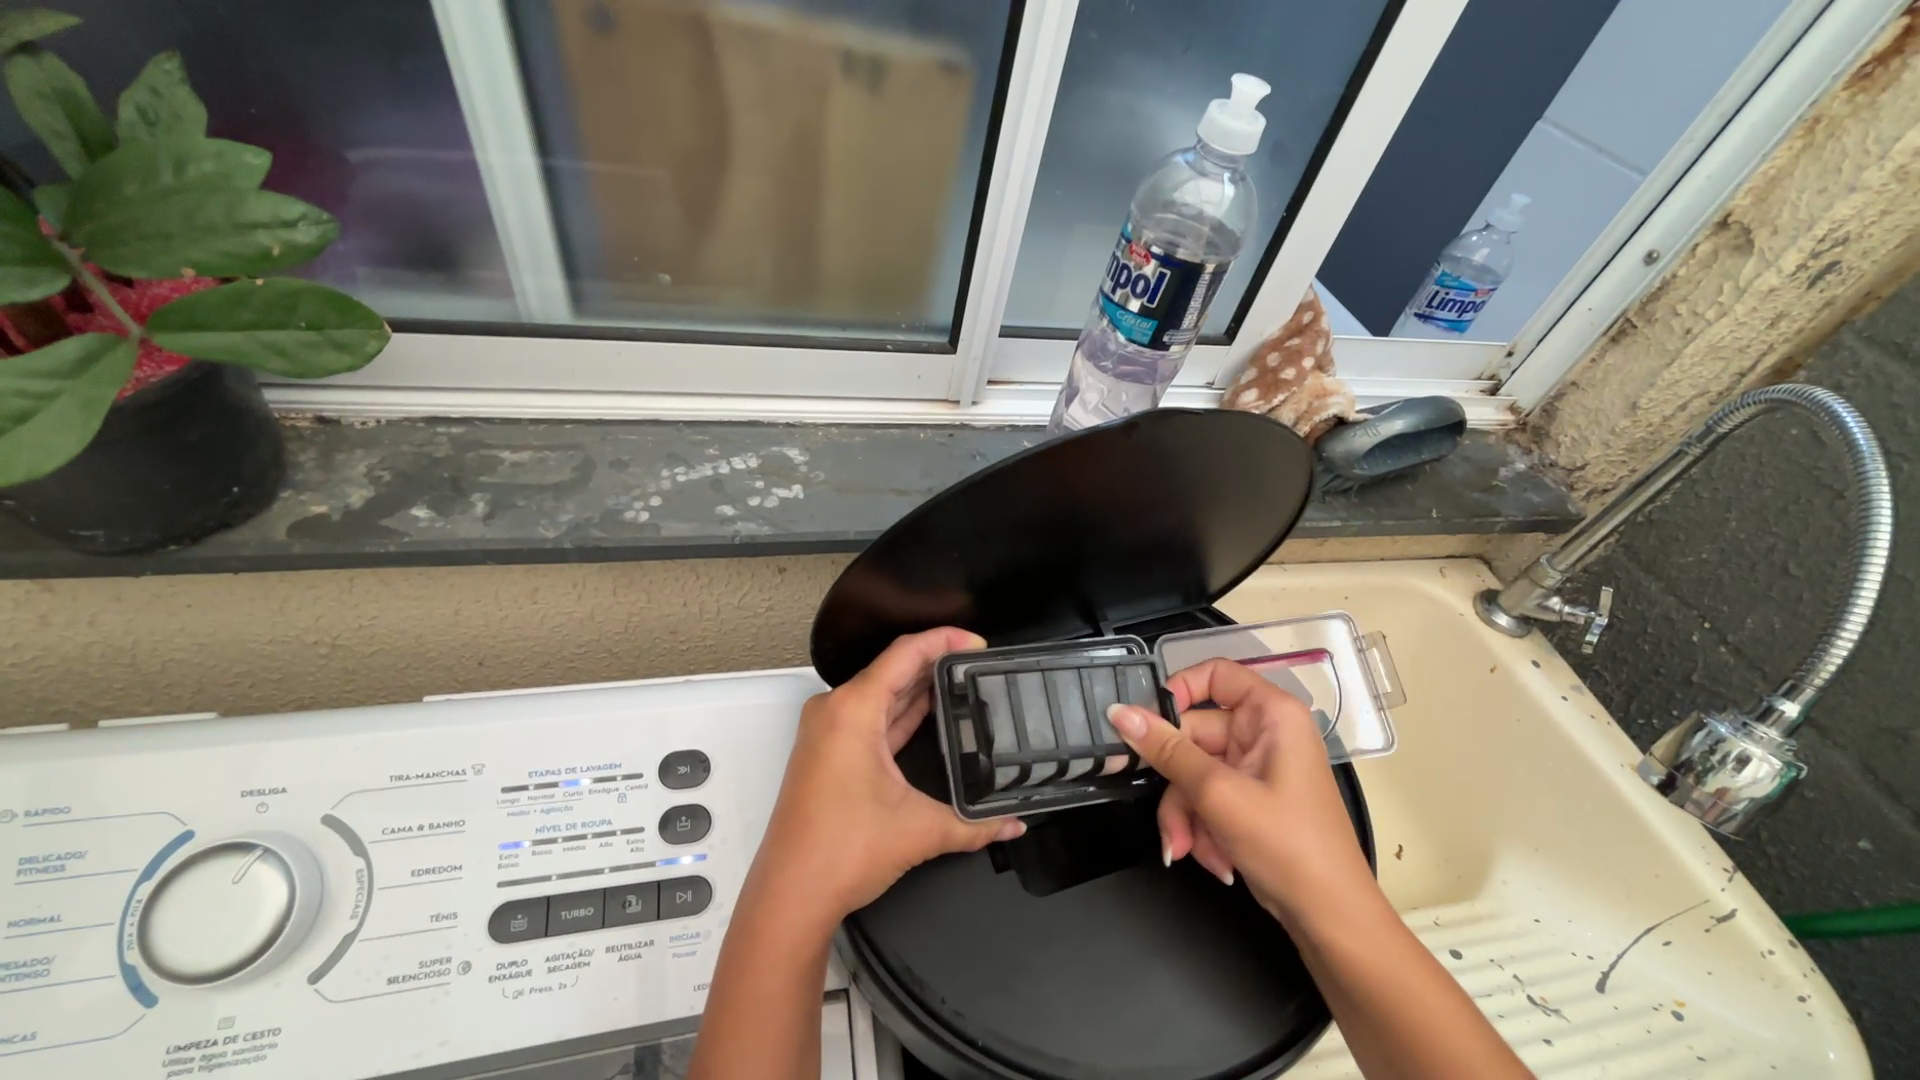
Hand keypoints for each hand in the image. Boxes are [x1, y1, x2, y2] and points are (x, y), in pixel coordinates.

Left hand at [751, 627, 1026, 929]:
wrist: (791, 895)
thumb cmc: (834, 854)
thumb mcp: (919, 830)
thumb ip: (974, 823)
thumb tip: (1010, 823)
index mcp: (852, 711)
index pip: (904, 654)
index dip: (943, 640)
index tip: (975, 640)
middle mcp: (834, 712)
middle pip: (892, 669)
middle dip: (936, 661)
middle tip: (976, 660)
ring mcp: (828, 733)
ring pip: (881, 693)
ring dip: (918, 686)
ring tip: (959, 681)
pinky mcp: (828, 753)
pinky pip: (870, 717)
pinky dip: (900, 712)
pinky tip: (928, 713)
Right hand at [1107, 658, 1373, 925]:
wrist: (1330, 917)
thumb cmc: (1287, 844)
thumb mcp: (1218, 793)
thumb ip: (1166, 750)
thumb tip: (1119, 712)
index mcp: (1271, 715)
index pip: (1214, 675)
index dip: (1178, 691)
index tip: (1147, 724)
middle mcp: (1264, 734)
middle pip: (1193, 736)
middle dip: (1177, 785)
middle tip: (1161, 815)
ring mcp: (1255, 769)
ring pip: (1192, 773)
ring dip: (1185, 815)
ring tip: (1188, 850)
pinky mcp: (1248, 800)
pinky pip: (1206, 798)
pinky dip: (1201, 828)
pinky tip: (1213, 859)